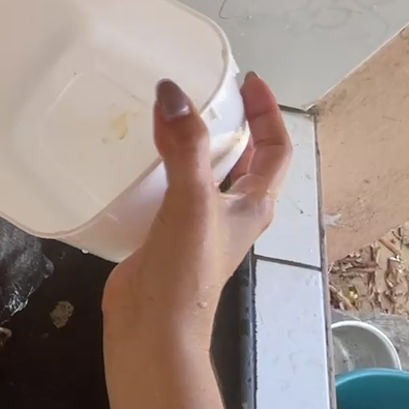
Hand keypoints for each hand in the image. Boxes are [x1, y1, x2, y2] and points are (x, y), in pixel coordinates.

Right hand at [103, 73, 290, 350]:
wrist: (153, 326)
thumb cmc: (185, 267)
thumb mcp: (192, 199)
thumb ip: (184, 145)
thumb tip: (170, 92)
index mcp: (252, 206)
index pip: (275, 149)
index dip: (267, 113)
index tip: (247, 82)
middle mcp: (230, 217)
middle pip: (241, 164)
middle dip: (228, 130)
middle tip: (202, 101)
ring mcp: (196, 231)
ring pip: (202, 182)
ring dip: (190, 154)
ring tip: (165, 127)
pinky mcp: (163, 242)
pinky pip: (166, 200)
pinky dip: (156, 180)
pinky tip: (133, 171)